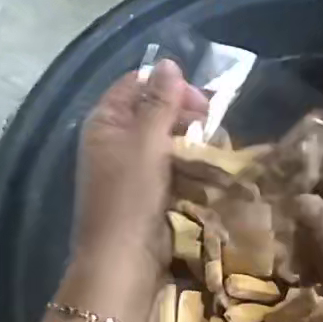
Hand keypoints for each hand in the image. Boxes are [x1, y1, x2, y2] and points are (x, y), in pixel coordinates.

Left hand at [72, 60, 207, 281]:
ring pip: (166, 142)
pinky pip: (171, 168)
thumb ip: (159, 102)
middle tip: (215, 126)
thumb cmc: (130, 196)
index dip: (169, 86)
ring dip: (191, 141)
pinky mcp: (147, 193)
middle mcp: (114, 141)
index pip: (137, 85)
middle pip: (153, 112)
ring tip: (217, 148)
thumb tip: (168, 62)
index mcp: (105, 122)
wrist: (124, 259)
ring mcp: (130, 169)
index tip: (202, 102)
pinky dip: (189, 165)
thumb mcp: (146, 142)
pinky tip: (209, 170)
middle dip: (185, 114)